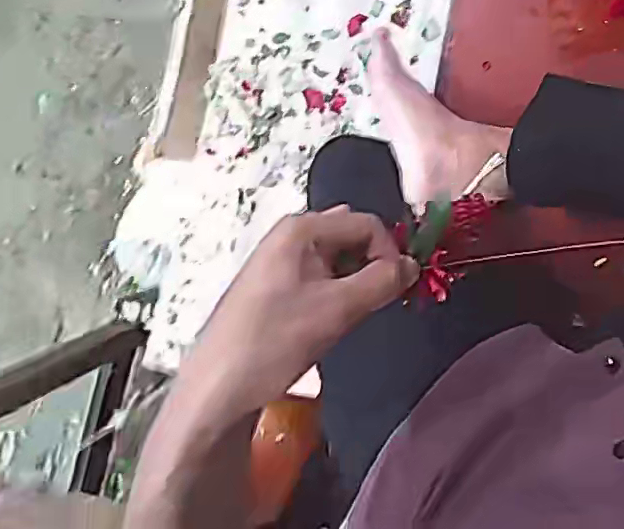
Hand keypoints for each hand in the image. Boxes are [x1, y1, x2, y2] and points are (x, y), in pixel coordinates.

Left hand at [177, 207, 416, 418]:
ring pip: (338, 257)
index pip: (368, 224)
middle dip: (373, 262)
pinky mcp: (273, 287)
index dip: (389, 252)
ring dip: (357, 279)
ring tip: (354, 311)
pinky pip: (320, 274)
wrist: (210, 400)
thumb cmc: (273, 344)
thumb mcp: (338, 310)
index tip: (395, 287)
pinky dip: (337, 290)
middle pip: (353, 236)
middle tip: (378, 297)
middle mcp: (290, 235)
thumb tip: (413, 265)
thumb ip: (384, 281)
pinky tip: (331, 320)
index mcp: (301, 229)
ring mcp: (279, 260)